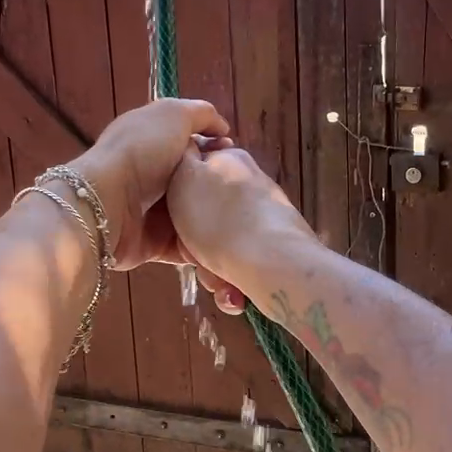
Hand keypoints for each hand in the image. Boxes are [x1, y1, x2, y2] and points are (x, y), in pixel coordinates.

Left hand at [68, 99, 227, 269]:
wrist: (108, 202)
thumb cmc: (142, 151)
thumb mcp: (174, 114)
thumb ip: (201, 115)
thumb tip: (221, 130)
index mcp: (153, 140)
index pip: (191, 142)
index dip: (214, 145)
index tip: (234, 153)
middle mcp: (152, 174)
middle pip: (195, 180)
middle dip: (218, 184)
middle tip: (241, 189)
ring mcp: (151, 209)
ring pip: (193, 213)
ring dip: (215, 216)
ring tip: (239, 217)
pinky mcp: (153, 241)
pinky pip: (185, 245)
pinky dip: (202, 245)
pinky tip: (225, 241)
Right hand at [165, 142, 314, 309]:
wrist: (273, 263)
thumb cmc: (218, 221)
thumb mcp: (183, 177)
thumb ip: (181, 162)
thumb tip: (189, 156)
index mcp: (229, 160)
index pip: (193, 174)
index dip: (177, 201)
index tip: (176, 221)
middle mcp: (249, 185)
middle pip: (205, 218)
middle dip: (195, 247)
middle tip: (195, 256)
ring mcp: (263, 219)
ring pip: (220, 247)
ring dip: (213, 272)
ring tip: (220, 284)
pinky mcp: (275, 249)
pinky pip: (241, 266)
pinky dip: (234, 283)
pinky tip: (235, 295)